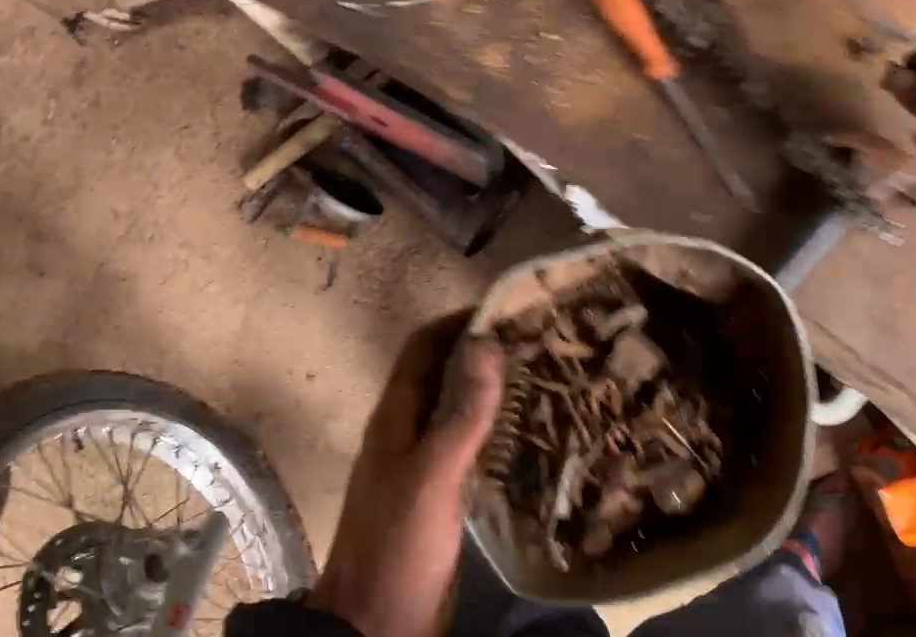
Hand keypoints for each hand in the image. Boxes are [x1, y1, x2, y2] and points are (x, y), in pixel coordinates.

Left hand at [309, 316, 504, 636]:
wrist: (374, 624)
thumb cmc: (398, 543)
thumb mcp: (432, 474)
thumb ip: (460, 412)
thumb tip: (487, 342)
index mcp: (395, 415)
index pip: (424, 346)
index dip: (459, 321)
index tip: (508, 309)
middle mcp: (406, 429)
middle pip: (443, 372)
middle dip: (482, 350)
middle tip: (536, 340)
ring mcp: (421, 462)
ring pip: (457, 407)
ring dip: (490, 387)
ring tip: (541, 376)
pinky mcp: (439, 492)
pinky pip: (468, 443)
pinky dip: (494, 426)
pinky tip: (527, 432)